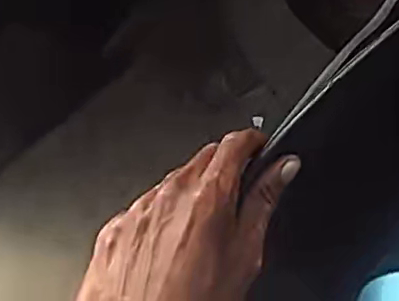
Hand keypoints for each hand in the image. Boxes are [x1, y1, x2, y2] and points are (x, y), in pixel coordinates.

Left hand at [74, 128, 299, 300]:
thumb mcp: (244, 256)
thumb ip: (265, 200)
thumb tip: (285, 167)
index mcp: (209, 194)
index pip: (236, 141)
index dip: (253, 142)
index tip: (259, 150)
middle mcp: (171, 193)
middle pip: (205, 158)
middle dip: (223, 169)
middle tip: (231, 202)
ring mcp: (138, 211)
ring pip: (174, 182)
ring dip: (189, 195)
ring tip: (194, 239)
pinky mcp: (113, 232)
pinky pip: (143, 209)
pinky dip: (157, 219)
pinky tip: (162, 254)